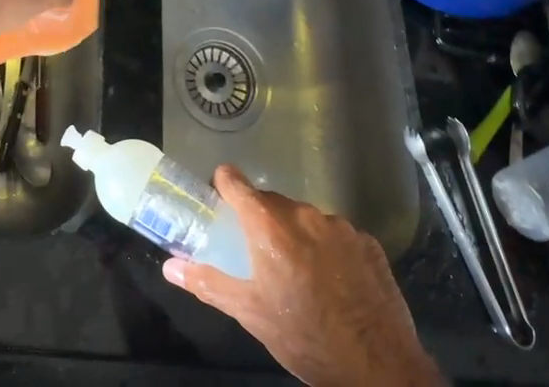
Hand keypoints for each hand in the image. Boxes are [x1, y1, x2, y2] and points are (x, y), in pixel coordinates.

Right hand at [164, 167, 439, 386]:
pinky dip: (327, 248)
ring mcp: (341, 226)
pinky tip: (332, 281)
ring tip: (298, 271)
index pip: (235, 182)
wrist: (378, 366)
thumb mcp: (249, 313)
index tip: (218, 197)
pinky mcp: (369, 243)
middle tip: (256, 251)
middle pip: (271, 202)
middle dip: (260, 219)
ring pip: (306, 218)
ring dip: (296, 234)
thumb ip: (208, 283)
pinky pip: (336, 235)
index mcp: (269, 225)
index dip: (224, 185)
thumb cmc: (304, 336)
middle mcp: (304, 214)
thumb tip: (170, 268)